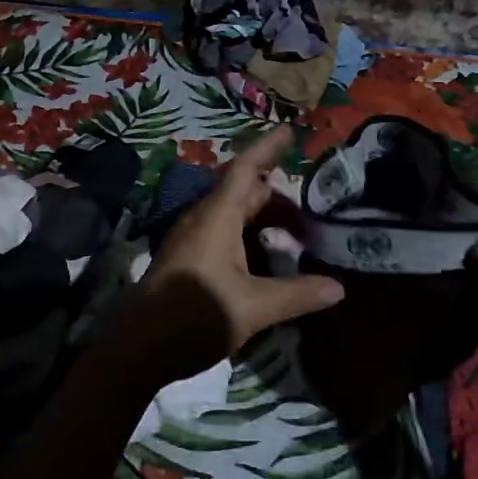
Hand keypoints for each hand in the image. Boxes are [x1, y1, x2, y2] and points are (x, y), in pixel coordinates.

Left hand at [124, 126, 345, 382]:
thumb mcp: (253, 307)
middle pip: (244, 193)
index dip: (268, 148)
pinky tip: (268, 262)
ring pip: (234, 215)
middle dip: (278, 196)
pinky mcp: (189, 259)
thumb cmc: (194, 316)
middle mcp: (203, 219)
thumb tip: (338, 288)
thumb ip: (297, 295)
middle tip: (313, 212)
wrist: (138, 348)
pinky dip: (250, 237)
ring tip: (297, 238)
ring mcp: (193, 239)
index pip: (246, 169)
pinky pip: (225, 234)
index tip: (289, 130)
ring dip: (264, 220)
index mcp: (217, 217)